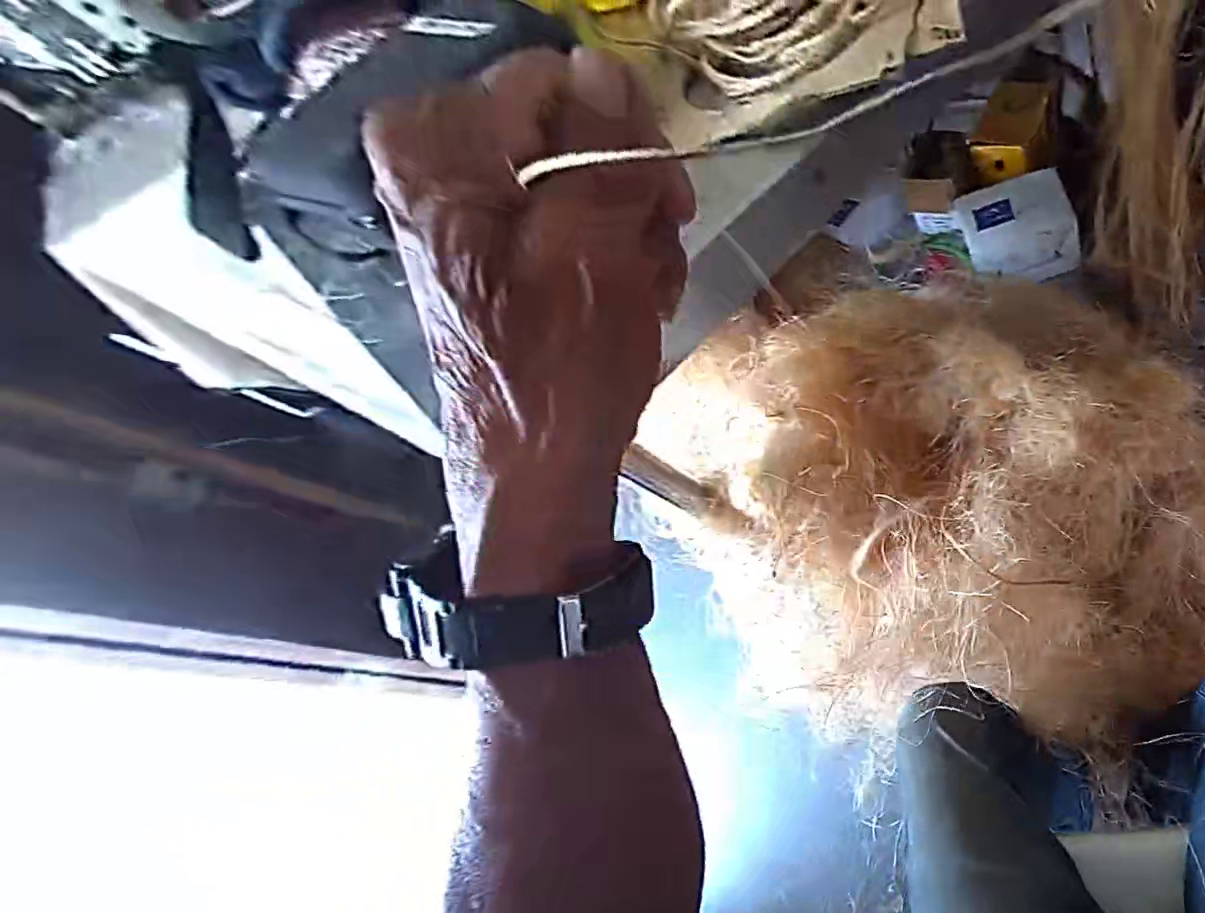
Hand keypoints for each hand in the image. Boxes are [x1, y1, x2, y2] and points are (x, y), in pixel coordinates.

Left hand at [363, 47, 695, 594]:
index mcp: (440, 147)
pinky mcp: (506, 255)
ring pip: (589, 187)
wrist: (539, 461)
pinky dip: (618, 264)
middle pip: (574, 136)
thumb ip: (599, 157)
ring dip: (636, 241)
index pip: (556, 83)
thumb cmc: (563, 367)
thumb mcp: (593, 257)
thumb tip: (607, 65)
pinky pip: (579, 228)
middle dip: (634, 201)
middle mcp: (445, 166)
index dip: (627, 139)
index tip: (670, 204)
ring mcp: (476, 213)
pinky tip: (630, 306)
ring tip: (643, 298)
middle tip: (657, 260)